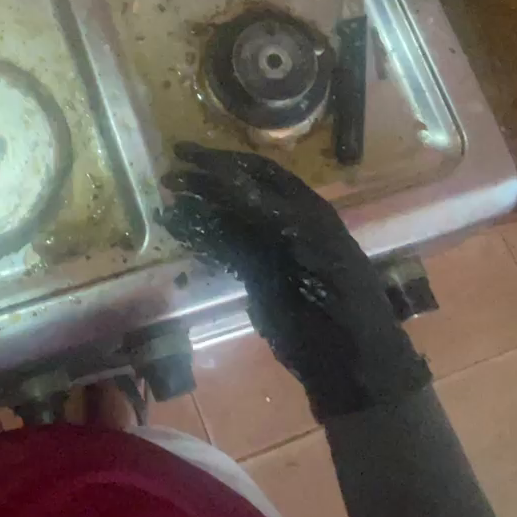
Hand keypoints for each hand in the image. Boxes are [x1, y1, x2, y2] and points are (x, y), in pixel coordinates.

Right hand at [159, 143, 428, 416]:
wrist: (350, 362)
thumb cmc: (338, 299)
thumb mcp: (306, 244)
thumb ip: (267, 211)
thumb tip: (229, 179)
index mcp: (305, 209)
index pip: (256, 173)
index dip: (220, 161)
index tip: (183, 154)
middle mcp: (286, 223)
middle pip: (238, 192)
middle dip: (203, 182)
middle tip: (168, 178)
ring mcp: (270, 251)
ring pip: (227, 220)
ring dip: (198, 210)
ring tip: (167, 206)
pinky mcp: (258, 278)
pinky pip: (225, 249)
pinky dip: (201, 238)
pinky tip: (180, 231)